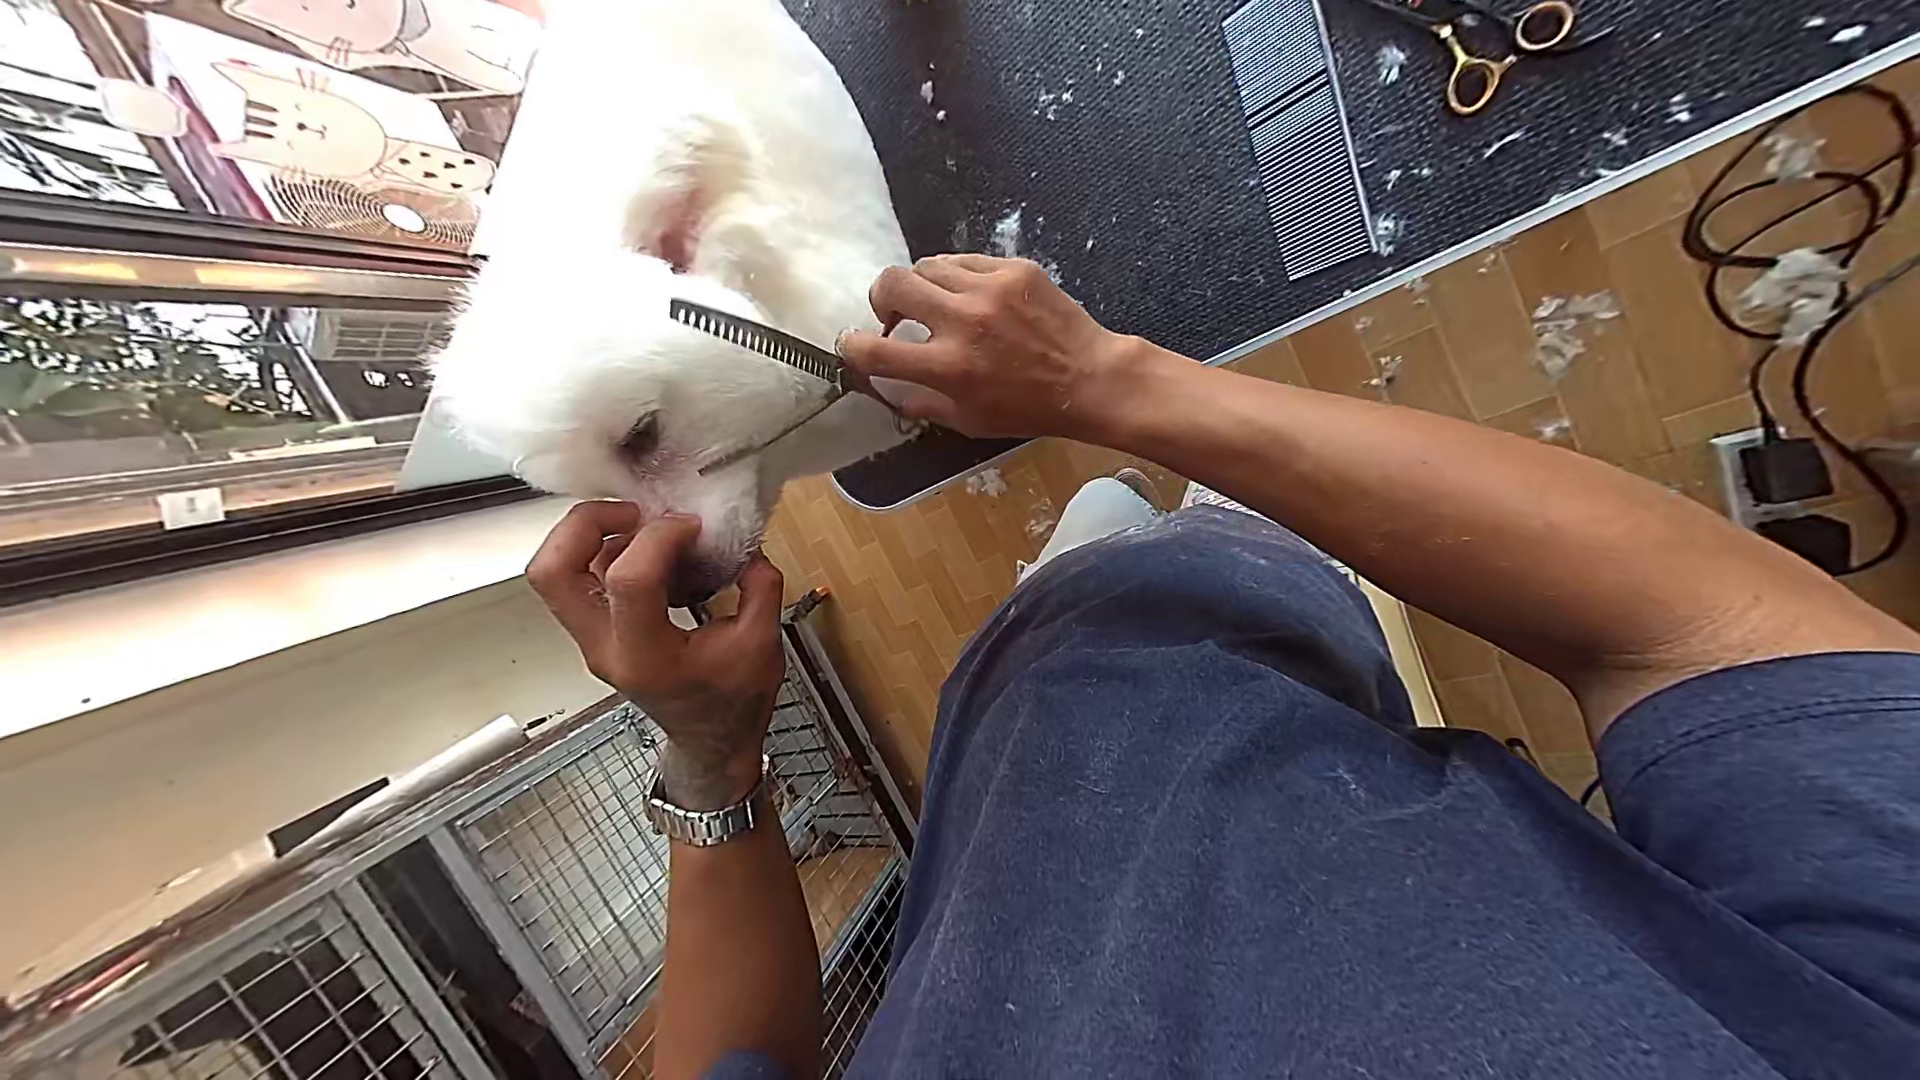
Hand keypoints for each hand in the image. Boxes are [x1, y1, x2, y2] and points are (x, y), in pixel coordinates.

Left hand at [527, 501, 785, 808]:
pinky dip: (606, 551)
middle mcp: (606, 648)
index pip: (629, 581)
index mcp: (648, 657)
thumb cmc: (736, 701)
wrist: (712, 740)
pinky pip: (580, 580)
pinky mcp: (597, 633)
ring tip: (647, 526)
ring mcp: (593, 642)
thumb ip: (760, 587)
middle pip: (552, 572)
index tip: (694, 526)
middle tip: (636, 511)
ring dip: (594, 535)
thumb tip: (747, 546)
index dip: (661, 538)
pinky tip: (651, 551)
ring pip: (556, 573)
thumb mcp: (764, 643)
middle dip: (586, 524)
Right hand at [836, 254, 1148, 440]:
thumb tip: (896, 393)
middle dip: (881, 299)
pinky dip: (955, 277)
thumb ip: (927, 406)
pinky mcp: (1012, 269)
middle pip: (891, 284)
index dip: (852, 347)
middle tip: (893, 313)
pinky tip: (969, 295)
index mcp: (947, 368)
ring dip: (920, 286)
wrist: (1089, 379)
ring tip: (935, 304)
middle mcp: (961, 322)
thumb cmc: (1028, 409)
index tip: (855, 346)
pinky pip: (963, 260)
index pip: (875, 350)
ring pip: (926, 265)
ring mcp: (988, 289)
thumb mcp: (972, 422)